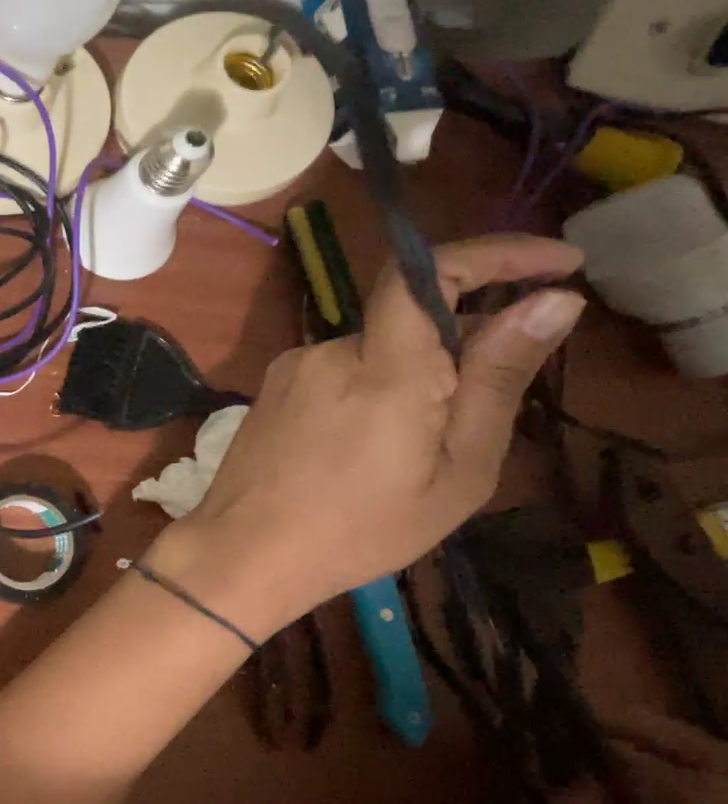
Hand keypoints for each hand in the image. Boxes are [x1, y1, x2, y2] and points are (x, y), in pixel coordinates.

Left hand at [156, 235, 585, 636]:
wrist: (243, 552)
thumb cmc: (360, 528)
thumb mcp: (458, 469)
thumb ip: (497, 378)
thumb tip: (551, 301)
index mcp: (381, 367)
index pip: (429, 271)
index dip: (497, 252)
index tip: (560, 262)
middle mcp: (327, 351)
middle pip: (408, 318)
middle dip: (459, 347)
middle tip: (475, 415)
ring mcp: (291, 368)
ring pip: (375, 351)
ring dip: (410, 379)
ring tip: (408, 454)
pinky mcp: (270, 387)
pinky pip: (339, 371)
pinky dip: (371, 392)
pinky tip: (364, 451)